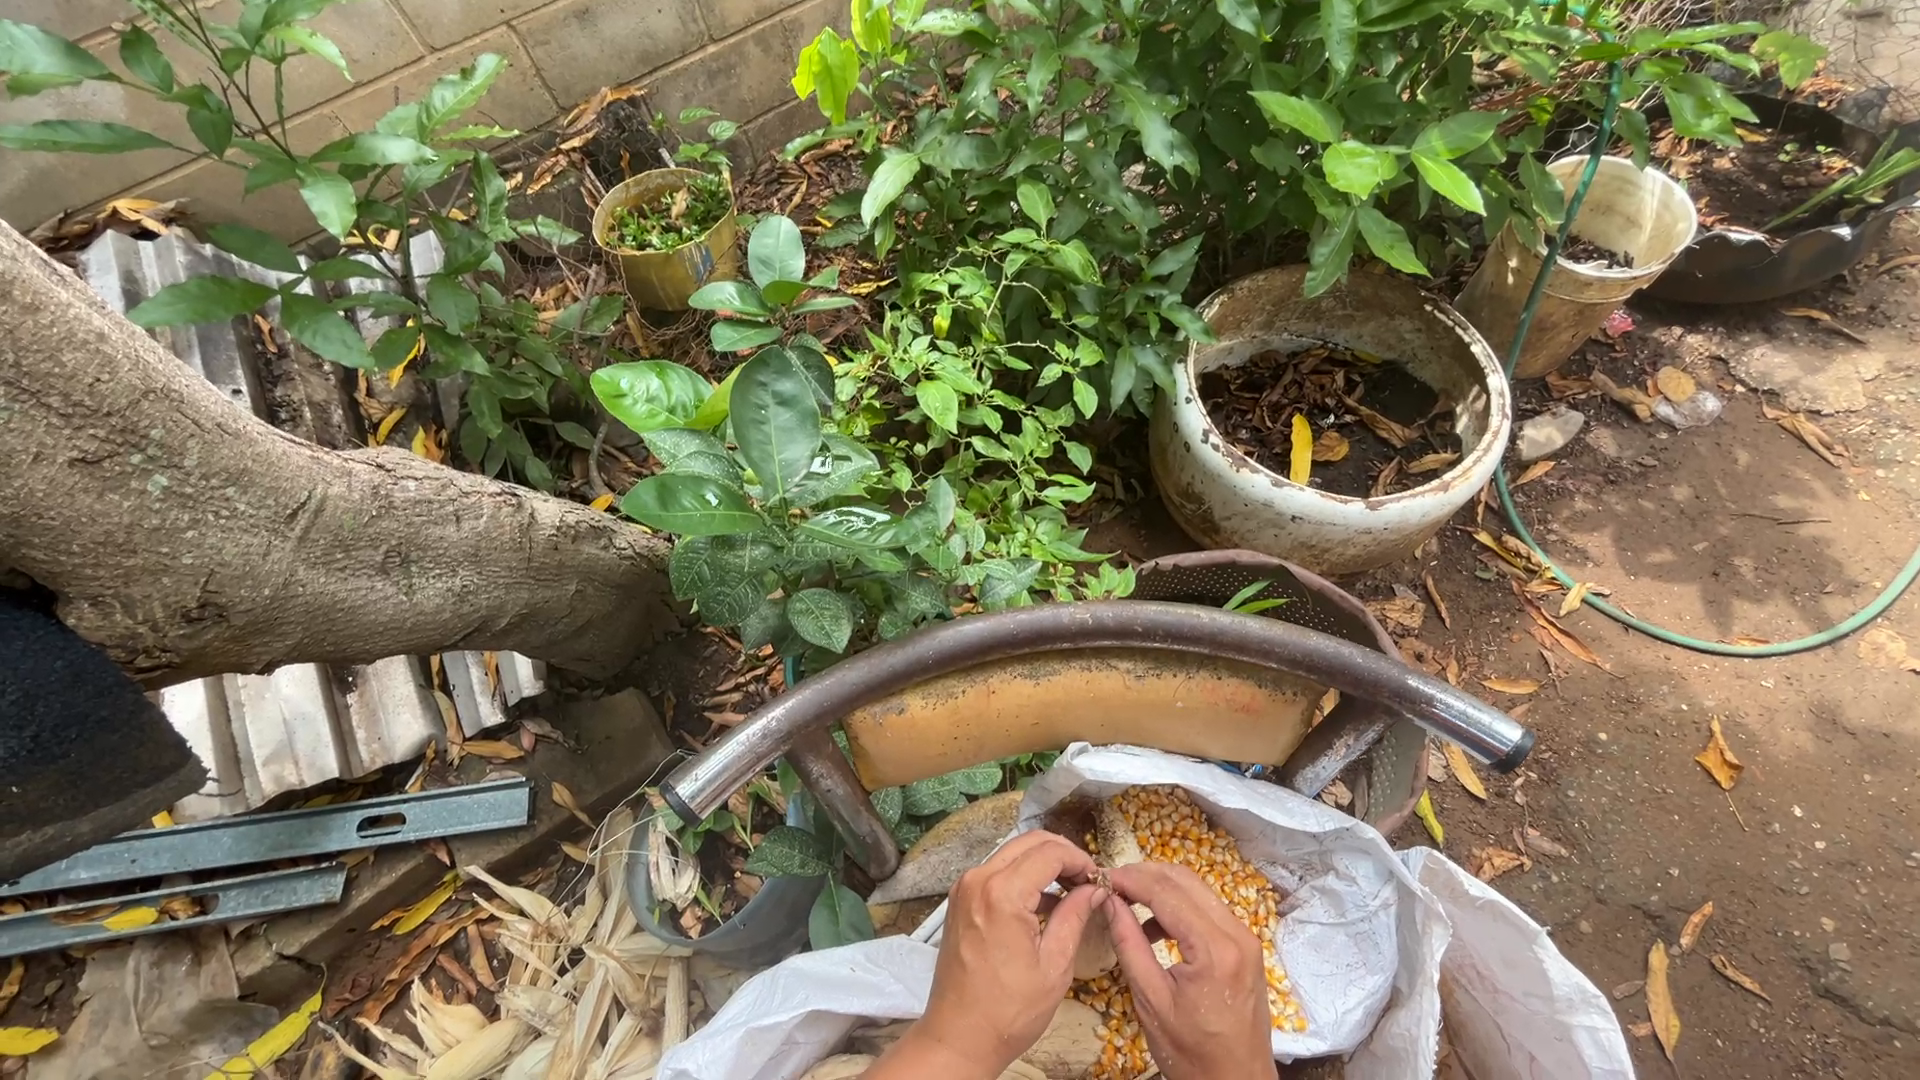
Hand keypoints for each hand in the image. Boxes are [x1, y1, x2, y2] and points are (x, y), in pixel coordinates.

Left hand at [870, 831, 1105, 1079]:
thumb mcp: (1054, 965)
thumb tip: (1095, 889)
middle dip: (1062, 853)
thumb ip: (1075, 916)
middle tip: (1086, 879)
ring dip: (1042, 861)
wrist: (958, 1036)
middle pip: (1029, 841)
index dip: (1079, 859)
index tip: (1097, 877)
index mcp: (1002, 893)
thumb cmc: (1008, 1010)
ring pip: (1012, 852)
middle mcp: (979, 879)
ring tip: (1070, 888)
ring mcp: (965, 886)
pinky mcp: (960, 897)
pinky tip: (1043, 901)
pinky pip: (996, 869)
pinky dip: (1022, 874)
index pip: (1049, 853)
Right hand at [1106, 861, 1272, 1079]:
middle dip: (1144, 874)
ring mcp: (1245, 937)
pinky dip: (1178, 905)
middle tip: (1112, 884)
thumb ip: (1128, 943)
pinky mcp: (1245, 945)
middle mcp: (1237, 933)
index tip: (1100, 877)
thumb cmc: (1192, 1054)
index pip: (1165, 892)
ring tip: (1127, 900)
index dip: (1130, 878)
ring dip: (1160, 887)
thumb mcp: (1150, 1000)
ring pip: (1197, 888)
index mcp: (1215, 949)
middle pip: (1184, 879)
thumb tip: (1108, 900)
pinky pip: (1207, 908)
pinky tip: (1154, 926)